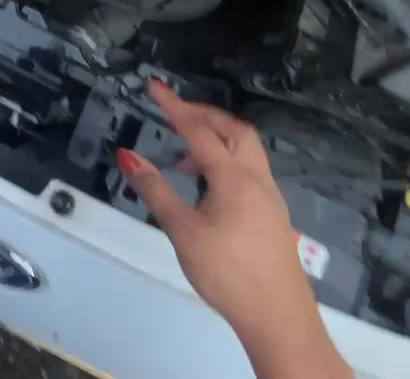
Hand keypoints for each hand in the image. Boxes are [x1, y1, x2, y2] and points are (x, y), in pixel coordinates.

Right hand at [122, 81, 349, 378]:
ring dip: (216, 138)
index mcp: (234, 180)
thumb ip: (154, 190)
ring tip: (183, 154)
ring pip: (247, 150)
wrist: (281, 323)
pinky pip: (250, 170)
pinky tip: (206, 185)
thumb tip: (127, 155)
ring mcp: (270, 200)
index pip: (199, 130)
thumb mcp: (182, 231)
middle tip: (174, 112)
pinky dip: (226, 160)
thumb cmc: (228, 274)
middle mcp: (257, 182)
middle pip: (235, 130)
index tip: (153, 85)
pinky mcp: (273, 217)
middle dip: (203, 114)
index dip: (173, 105)